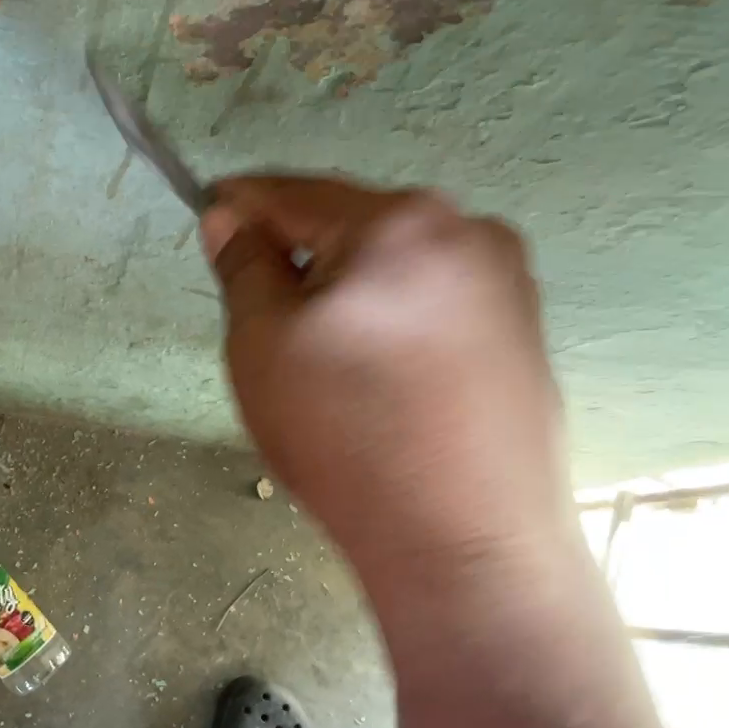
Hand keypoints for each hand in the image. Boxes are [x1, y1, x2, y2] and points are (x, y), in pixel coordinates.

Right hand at [200, 174, 571, 576]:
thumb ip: (244, 268)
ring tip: (318, 364)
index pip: (295, 192)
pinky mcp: (521, 331)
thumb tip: (230, 218)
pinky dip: (385, 320)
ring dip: (343, 291)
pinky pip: (428, 302)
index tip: (207, 211)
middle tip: (258, 320)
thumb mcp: (261, 346)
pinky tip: (372, 380)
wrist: (460, 535)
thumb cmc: (341, 431)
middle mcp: (466, 229)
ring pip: (392, 266)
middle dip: (297, 258)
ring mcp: (506, 279)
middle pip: (350, 227)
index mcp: (397, 222)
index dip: (241, 203)